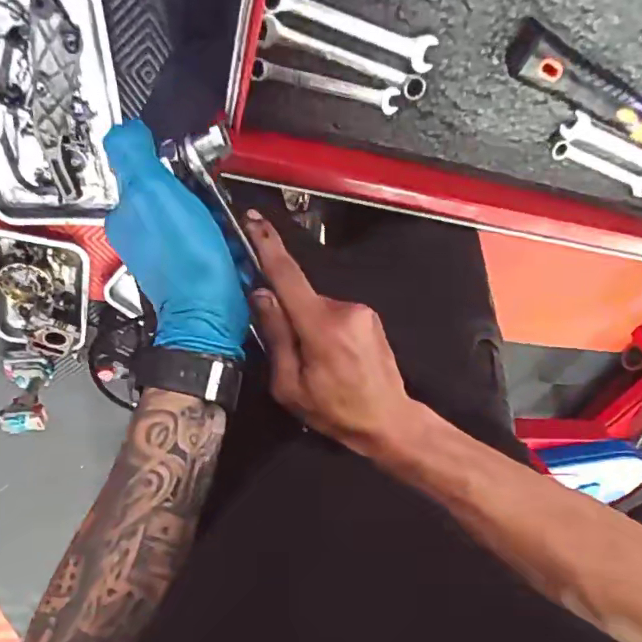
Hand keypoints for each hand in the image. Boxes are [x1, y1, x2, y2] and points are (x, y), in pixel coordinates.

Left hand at [103, 120, 249, 358]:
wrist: (213, 316)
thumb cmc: (188, 266)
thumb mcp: (152, 192)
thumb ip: (133, 154)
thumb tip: (126, 129)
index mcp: (125, 215)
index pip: (143, 167)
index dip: (168, 163)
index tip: (185, 171)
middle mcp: (142, 235)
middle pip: (173, 190)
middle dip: (197, 193)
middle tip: (207, 206)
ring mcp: (169, 252)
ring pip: (197, 213)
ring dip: (214, 217)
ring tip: (218, 229)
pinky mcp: (195, 267)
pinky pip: (213, 238)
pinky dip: (223, 240)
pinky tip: (225, 247)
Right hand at [242, 210, 425, 455]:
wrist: (389, 421)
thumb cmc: (336, 412)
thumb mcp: (290, 386)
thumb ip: (276, 336)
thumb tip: (262, 295)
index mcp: (321, 327)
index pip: (288, 276)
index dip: (267, 246)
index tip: (253, 220)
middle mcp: (345, 309)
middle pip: (302, 298)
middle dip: (290, 318)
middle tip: (293, 358)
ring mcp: (362, 312)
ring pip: (319, 308)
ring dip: (310, 328)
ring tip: (320, 366)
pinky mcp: (371, 318)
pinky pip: (336, 316)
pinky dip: (327, 331)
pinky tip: (335, 361)